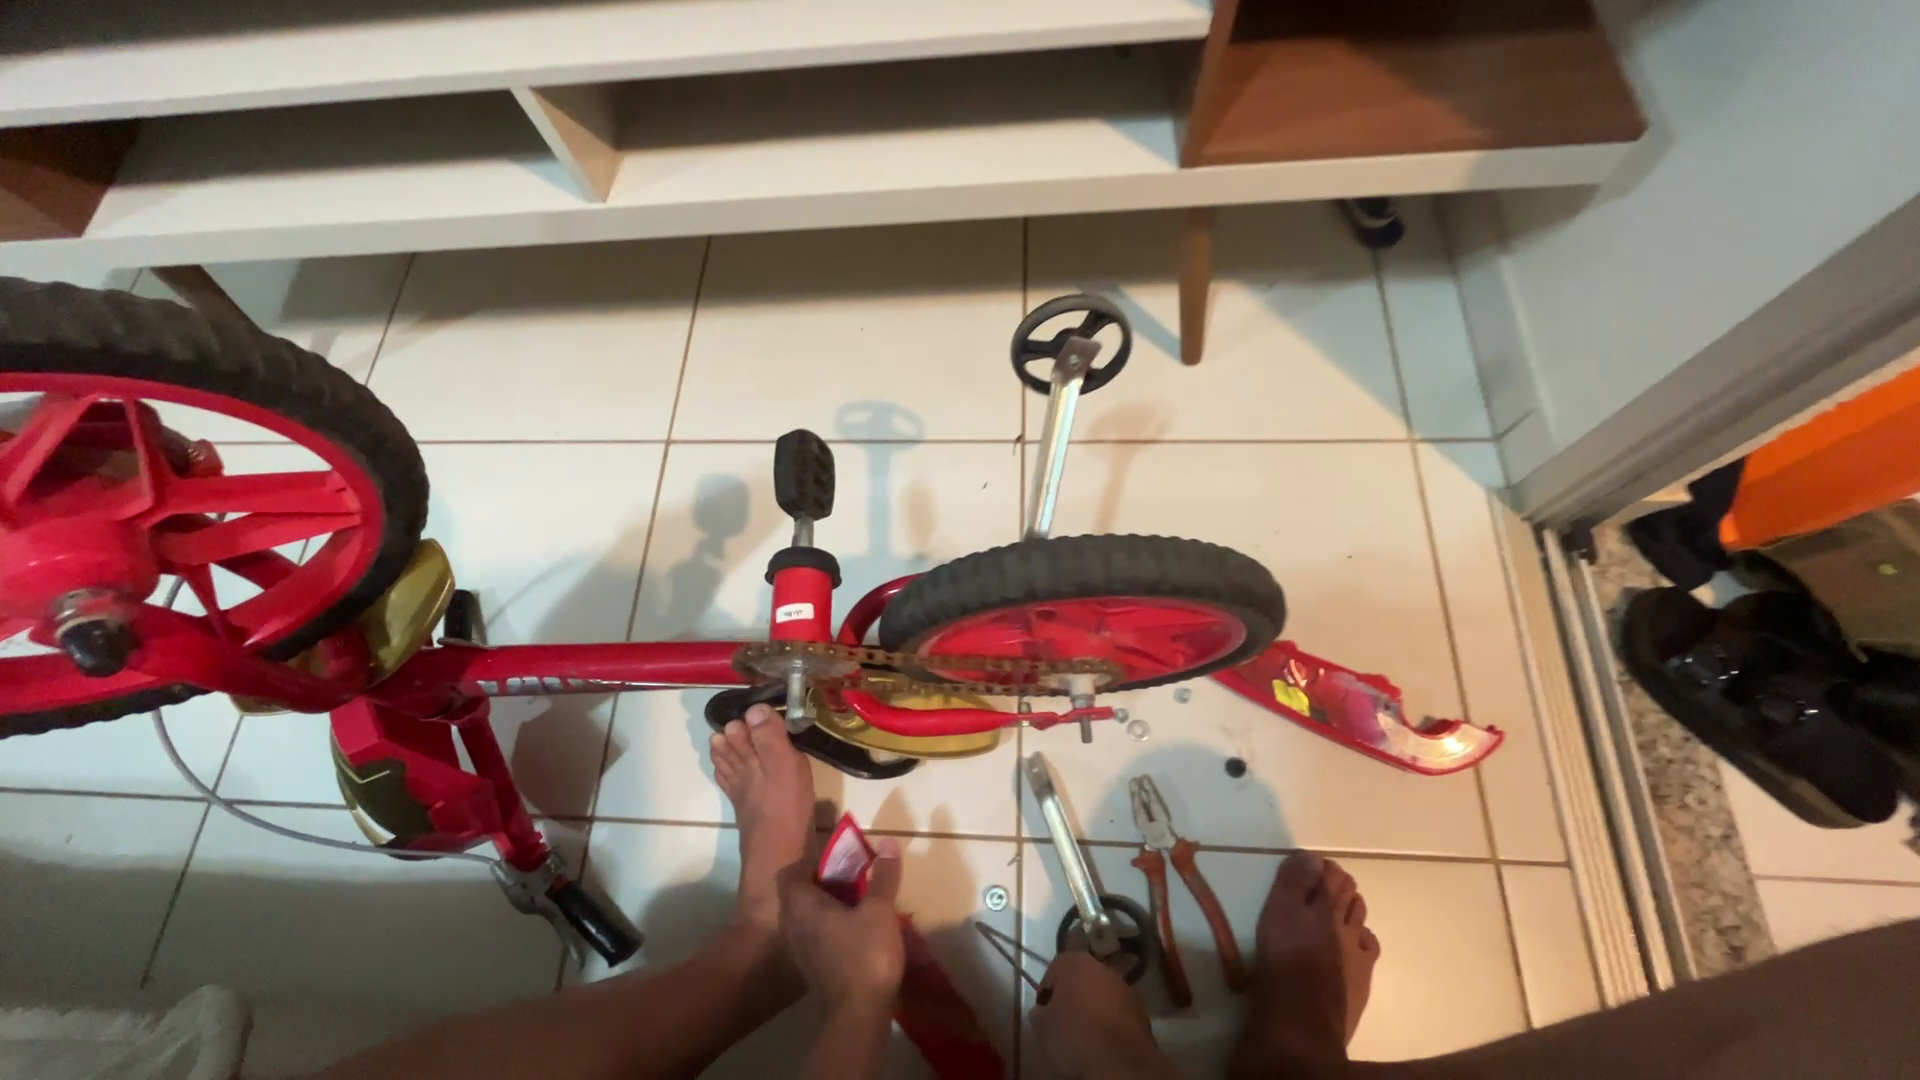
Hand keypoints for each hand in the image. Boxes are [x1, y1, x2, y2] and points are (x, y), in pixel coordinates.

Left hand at [777, 836, 905, 1014]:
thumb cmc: (864, 953)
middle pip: (796, 896)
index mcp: (803, 905)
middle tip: (847, 877)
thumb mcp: (880, 909)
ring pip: (804, 919)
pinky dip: (826, 930)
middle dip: (819, 885)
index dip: (808, 864)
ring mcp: (799, 951)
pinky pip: (812, 939)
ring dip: (822, 909)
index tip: (833, 860)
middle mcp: (793, 926)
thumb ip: (883, 875)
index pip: (790, 874)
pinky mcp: (810, 971)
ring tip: (852, 902)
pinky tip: (850, 932)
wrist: (857, 1015)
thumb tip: (887, 841)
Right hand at [1030, 952, 1166, 1079]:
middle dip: (1072, 998)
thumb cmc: (1074, 1035)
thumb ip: (1039, 1012)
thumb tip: (1043, 1011)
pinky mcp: (1140, 1009)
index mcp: (1073, 962)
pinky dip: (1110, 1021)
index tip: (1044, 1014)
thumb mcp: (1041, 1027)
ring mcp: (1124, 986)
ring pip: (1101, 994)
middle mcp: (1100, 966)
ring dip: (1093, 1008)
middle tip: (1064, 1022)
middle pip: (1079, 980)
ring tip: (1086, 1033)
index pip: (1053, 973)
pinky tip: (1104, 1040)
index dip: (1046, 994)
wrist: (1119, 1061)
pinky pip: (1118, 1012)